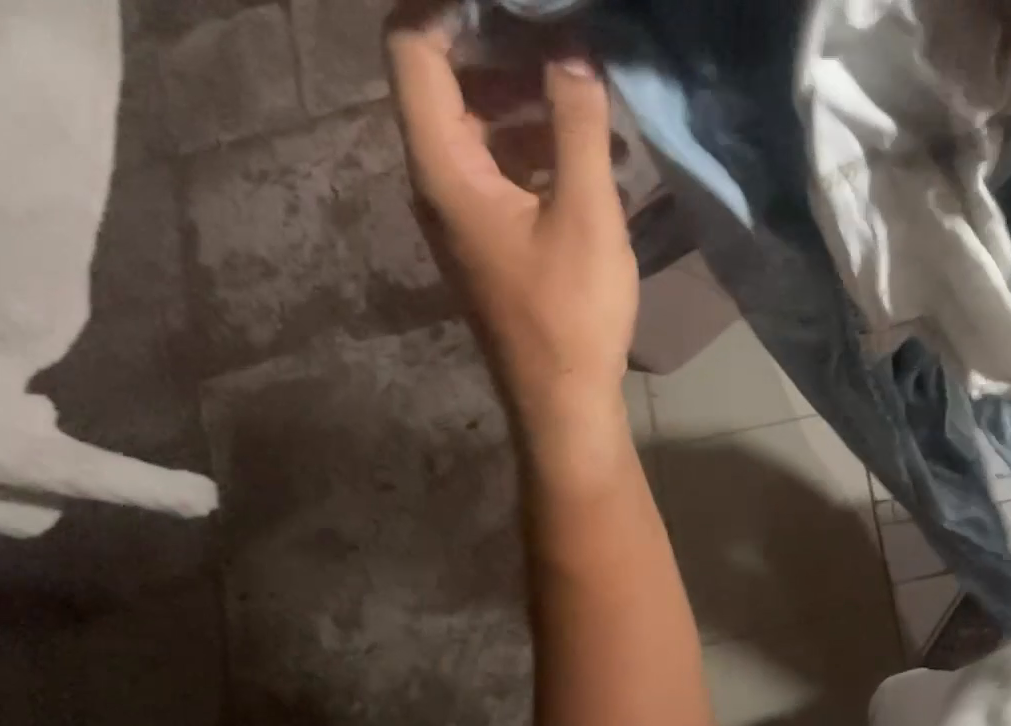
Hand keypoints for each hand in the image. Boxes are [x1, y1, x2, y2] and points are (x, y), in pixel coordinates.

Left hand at [386, 13, 637, 466]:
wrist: (562, 400)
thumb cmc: (571, 311)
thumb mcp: (585, 214)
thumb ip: (577, 125)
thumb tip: (573, 50)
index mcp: (443, 166)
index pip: (413, 50)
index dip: (450, 8)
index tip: (517, 4)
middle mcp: (438, 181)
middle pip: (446, 85)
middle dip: (506, 54)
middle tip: (570, 49)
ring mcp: (462, 214)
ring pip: (480, 130)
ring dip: (531, 106)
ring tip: (597, 107)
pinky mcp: (490, 240)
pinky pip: (501, 171)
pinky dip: (539, 151)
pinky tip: (595, 162)